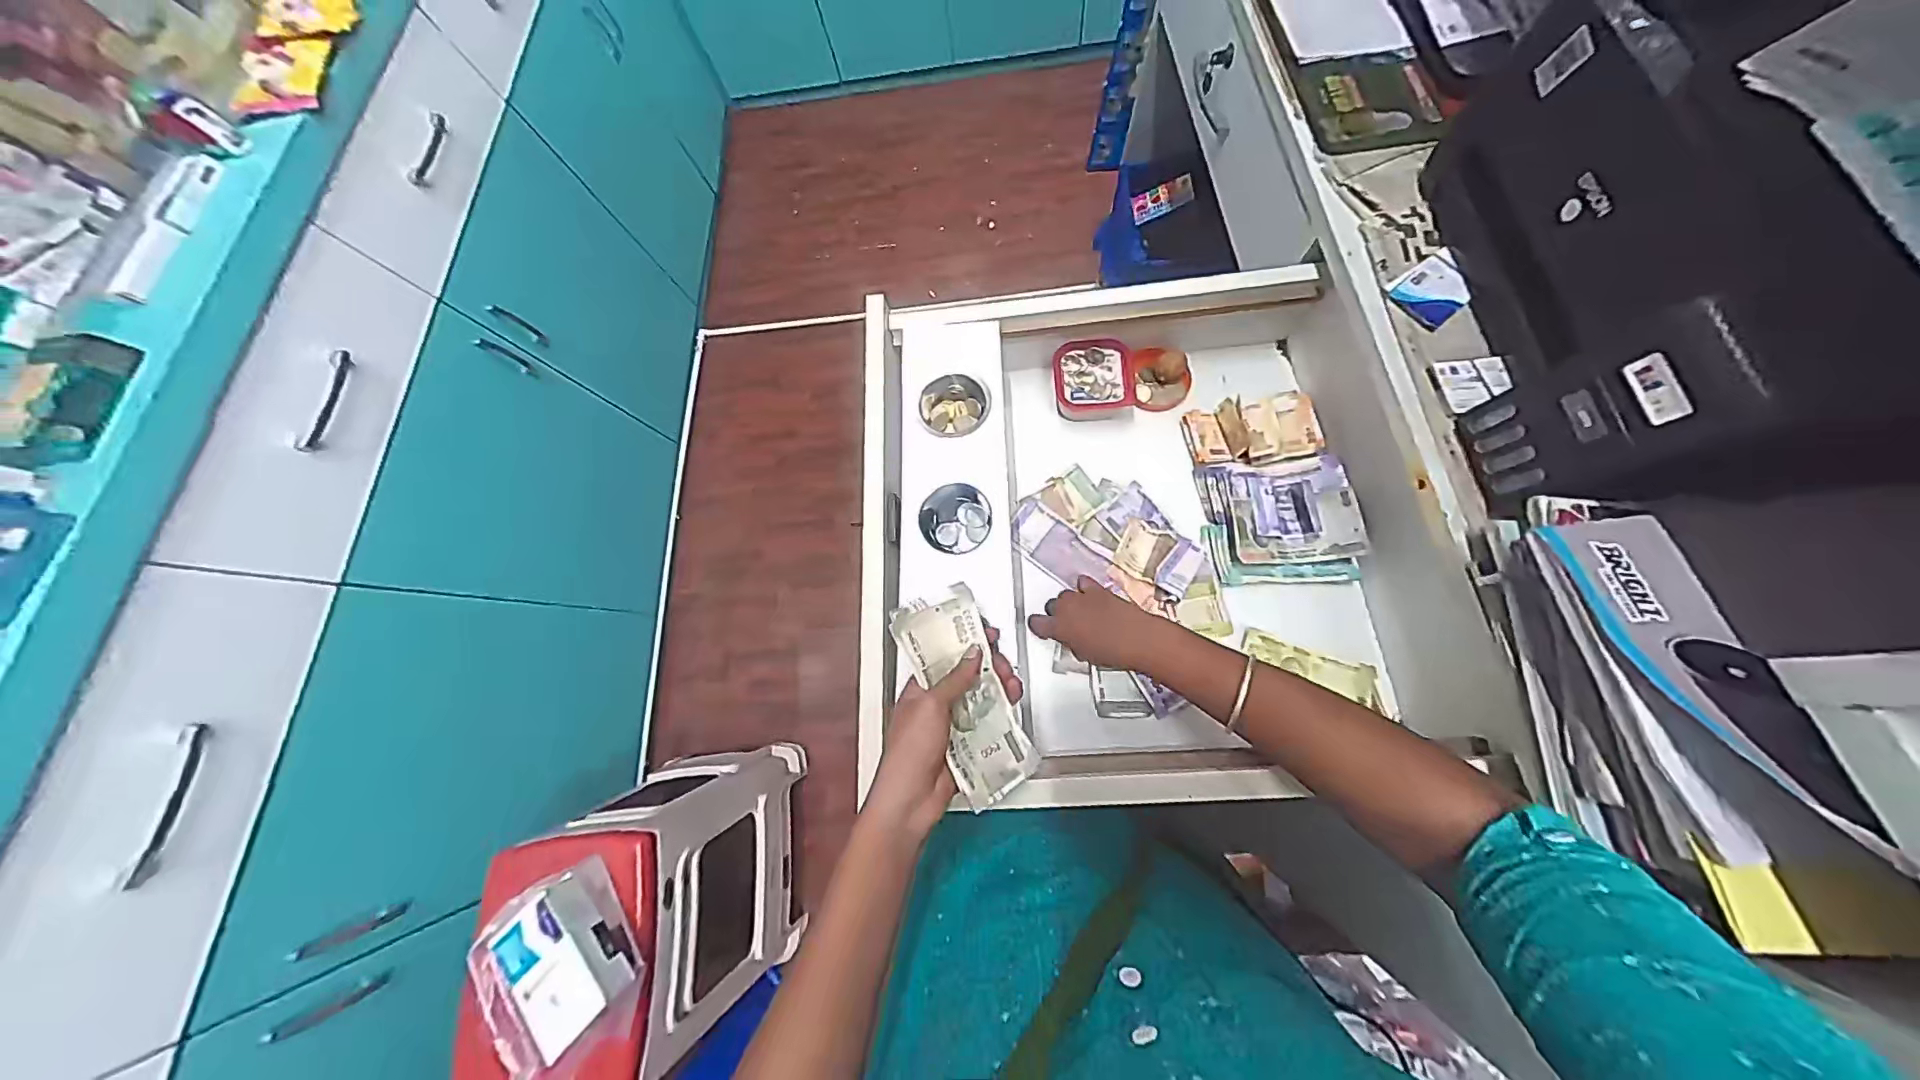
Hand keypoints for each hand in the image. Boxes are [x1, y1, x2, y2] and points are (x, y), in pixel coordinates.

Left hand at [866, 626, 1023, 839]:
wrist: (911, 801)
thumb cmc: (908, 753)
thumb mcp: (930, 706)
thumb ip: (954, 678)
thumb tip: (973, 654)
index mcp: (920, 688)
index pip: (946, 656)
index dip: (966, 642)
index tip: (987, 633)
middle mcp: (937, 703)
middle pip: (969, 676)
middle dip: (989, 666)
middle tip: (1003, 666)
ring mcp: (953, 724)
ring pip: (982, 698)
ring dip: (998, 688)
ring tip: (1011, 687)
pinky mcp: (967, 744)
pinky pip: (988, 724)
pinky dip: (1001, 714)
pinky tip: (1009, 709)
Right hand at [1026, 575, 1168, 671]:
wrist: (1138, 639)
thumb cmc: (1113, 651)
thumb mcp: (1085, 655)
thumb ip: (1072, 643)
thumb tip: (1073, 641)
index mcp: (1058, 626)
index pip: (1036, 622)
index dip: (1040, 627)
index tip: (1045, 630)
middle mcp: (1066, 607)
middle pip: (1051, 605)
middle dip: (1057, 615)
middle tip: (1068, 627)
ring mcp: (1081, 596)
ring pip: (1066, 594)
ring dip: (1071, 603)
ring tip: (1082, 614)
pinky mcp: (1097, 590)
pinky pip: (1083, 584)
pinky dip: (1085, 590)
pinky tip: (1091, 598)